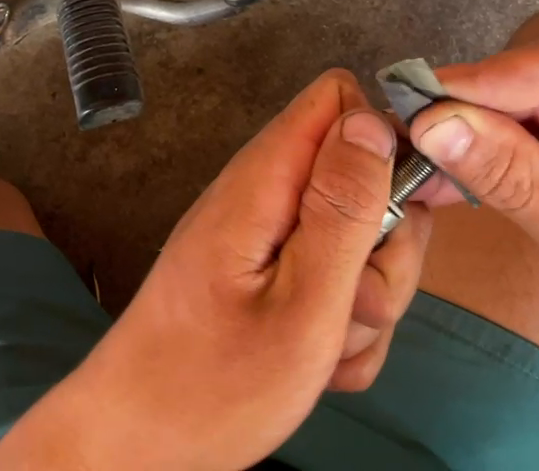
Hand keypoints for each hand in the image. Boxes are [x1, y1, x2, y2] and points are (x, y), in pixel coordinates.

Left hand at [0, 70, 431, 470]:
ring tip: (326, 343)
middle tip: (354, 301)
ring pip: (360, 236)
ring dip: (366, 297)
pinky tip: (317, 361)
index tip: (397, 210)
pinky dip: (343, 323)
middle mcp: (268, 192)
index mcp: (267, 178)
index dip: (382, 141)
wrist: (141, 445)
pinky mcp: (274, 271)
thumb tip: (374, 122)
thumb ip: (343, 209)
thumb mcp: (302, 303)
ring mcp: (271, 234)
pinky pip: (339, 278)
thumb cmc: (213, 386)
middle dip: (384, 244)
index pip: (340, 100)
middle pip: (364, 175)